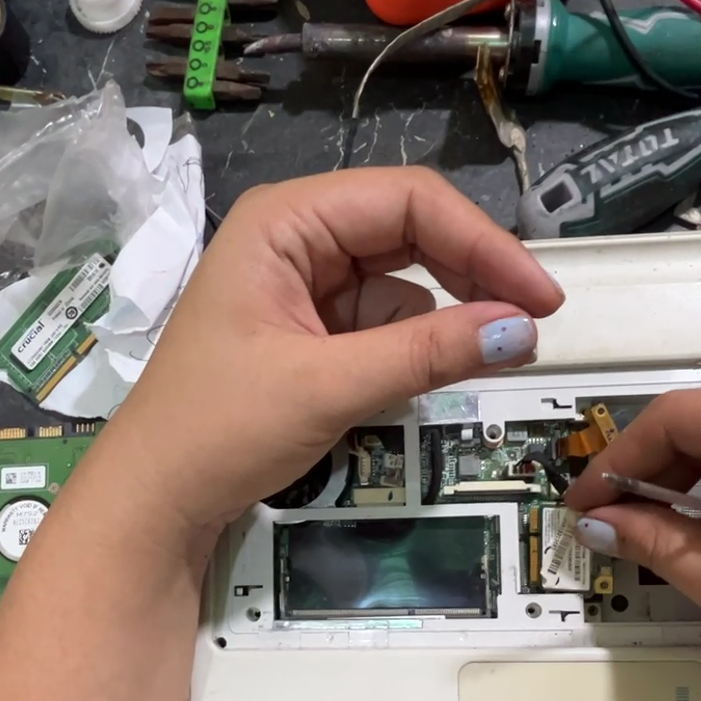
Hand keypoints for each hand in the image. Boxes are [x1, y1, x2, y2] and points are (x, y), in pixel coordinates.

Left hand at [68, 167, 563, 558]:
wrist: (159, 499)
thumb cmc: (222, 428)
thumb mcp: (329, 386)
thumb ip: (427, 352)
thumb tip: (523, 330)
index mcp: (288, 221)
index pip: (408, 202)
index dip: (483, 244)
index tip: (541, 299)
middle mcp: (297, 240)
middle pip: (409, 236)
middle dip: (470, 277)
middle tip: (532, 326)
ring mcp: (303, 289)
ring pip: (400, 286)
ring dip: (441, 322)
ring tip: (485, 359)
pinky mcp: (310, 335)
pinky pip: (381, 328)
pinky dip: (411, 351)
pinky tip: (424, 379)